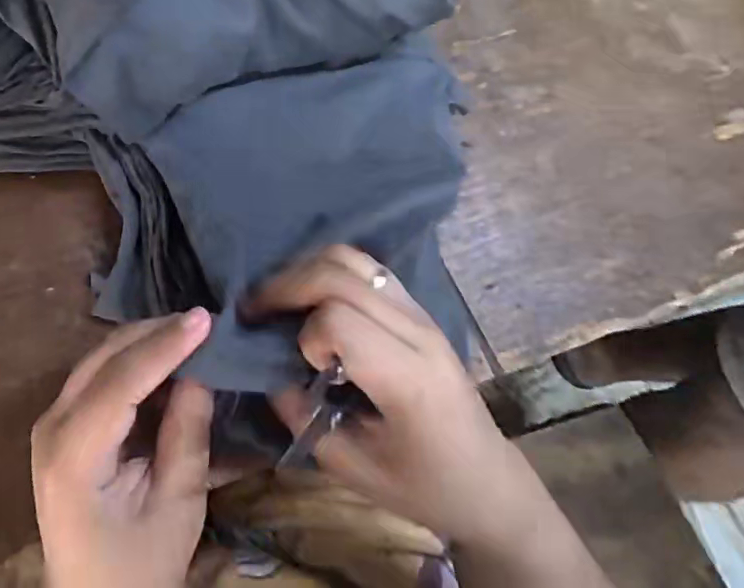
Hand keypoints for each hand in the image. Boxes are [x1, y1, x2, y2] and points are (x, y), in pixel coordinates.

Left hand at [31, 309, 213, 587]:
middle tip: (204, 321)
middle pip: (105, 358)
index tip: (205, 318)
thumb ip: (187, 434)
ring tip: (190, 332)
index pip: (121, 380)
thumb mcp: (176, 507)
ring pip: (100, 358)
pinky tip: (166, 356)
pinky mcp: (61, 422)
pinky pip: (99, 374)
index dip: (165, 345)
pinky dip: (134, 359)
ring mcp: (51, 421)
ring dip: (145, 341)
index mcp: (73, 455)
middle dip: (156, 333)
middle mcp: (52, 426)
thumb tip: (201, 370)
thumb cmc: (138, 566)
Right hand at [248, 247, 608, 586]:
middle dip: (287, 285)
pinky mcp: (418, 307)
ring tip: (279, 296)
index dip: (308, 335)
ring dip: (306, 269)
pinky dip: (330, 269)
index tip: (305, 365)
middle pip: (340, 273)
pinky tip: (312, 295)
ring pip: (353, 258)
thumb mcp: (353, 468)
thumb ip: (302, 417)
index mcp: (407, 377)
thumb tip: (268, 371)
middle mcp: (417, 331)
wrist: (488, 480)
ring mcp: (421, 312)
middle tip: (255, 309)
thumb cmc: (423, 485)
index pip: (339, 318)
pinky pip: (367, 267)